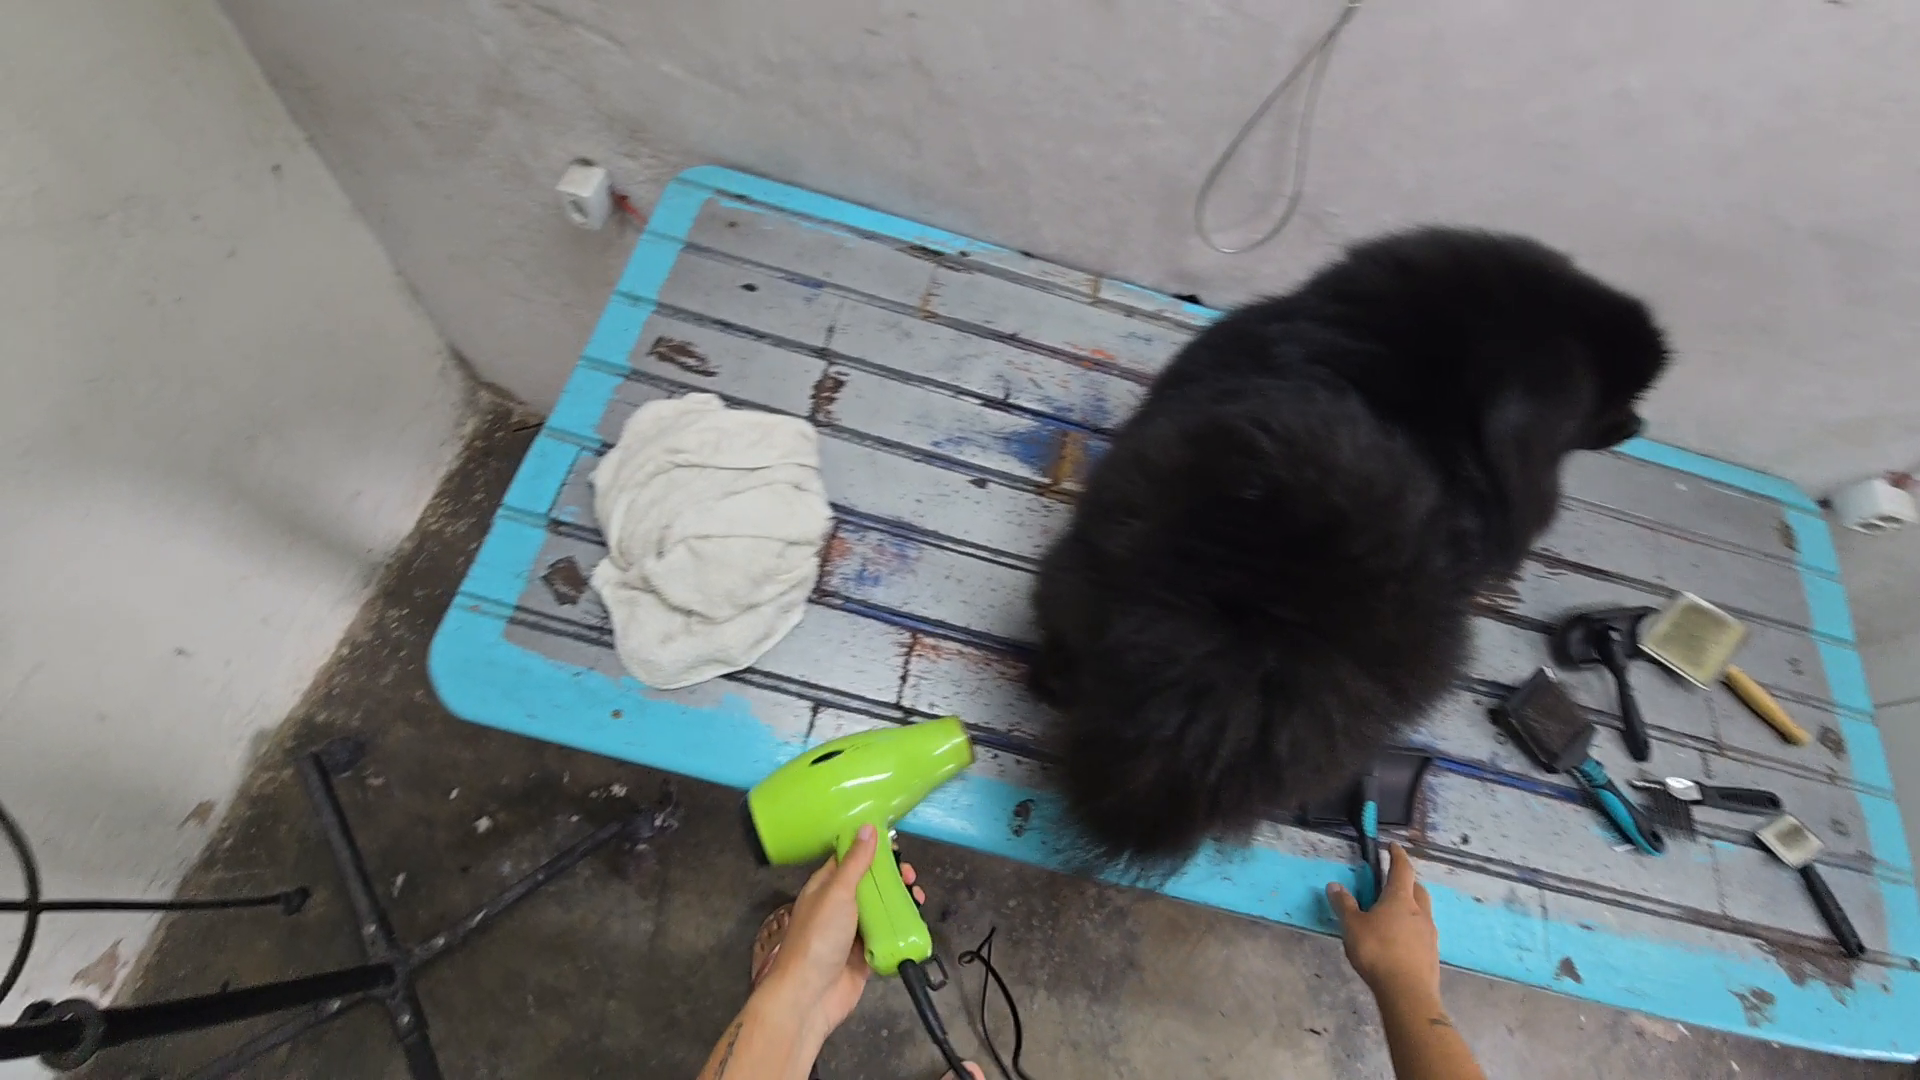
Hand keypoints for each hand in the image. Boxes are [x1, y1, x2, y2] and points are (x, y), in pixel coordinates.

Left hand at [755, 825, 927, 1040]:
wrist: (810, 997)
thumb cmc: (819, 937)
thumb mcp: (838, 892)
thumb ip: (856, 861)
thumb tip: (868, 826)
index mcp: (827, 885)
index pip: (851, 858)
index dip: (873, 849)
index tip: (896, 846)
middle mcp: (840, 905)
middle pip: (871, 883)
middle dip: (893, 877)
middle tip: (910, 877)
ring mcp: (853, 931)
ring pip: (881, 908)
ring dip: (900, 901)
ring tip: (917, 899)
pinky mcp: (865, 954)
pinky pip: (886, 935)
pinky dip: (900, 928)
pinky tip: (915, 922)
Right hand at [1326, 843, 1439, 1001]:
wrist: (1408, 994)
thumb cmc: (1378, 951)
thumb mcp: (1352, 925)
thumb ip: (1344, 904)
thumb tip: (1335, 886)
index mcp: (1400, 899)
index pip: (1403, 869)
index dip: (1398, 855)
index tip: (1393, 846)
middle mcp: (1420, 913)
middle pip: (1418, 889)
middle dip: (1408, 881)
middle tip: (1392, 881)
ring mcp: (1429, 935)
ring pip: (1423, 911)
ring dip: (1411, 905)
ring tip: (1393, 913)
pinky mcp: (1431, 955)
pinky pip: (1423, 932)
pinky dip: (1412, 927)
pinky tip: (1399, 938)